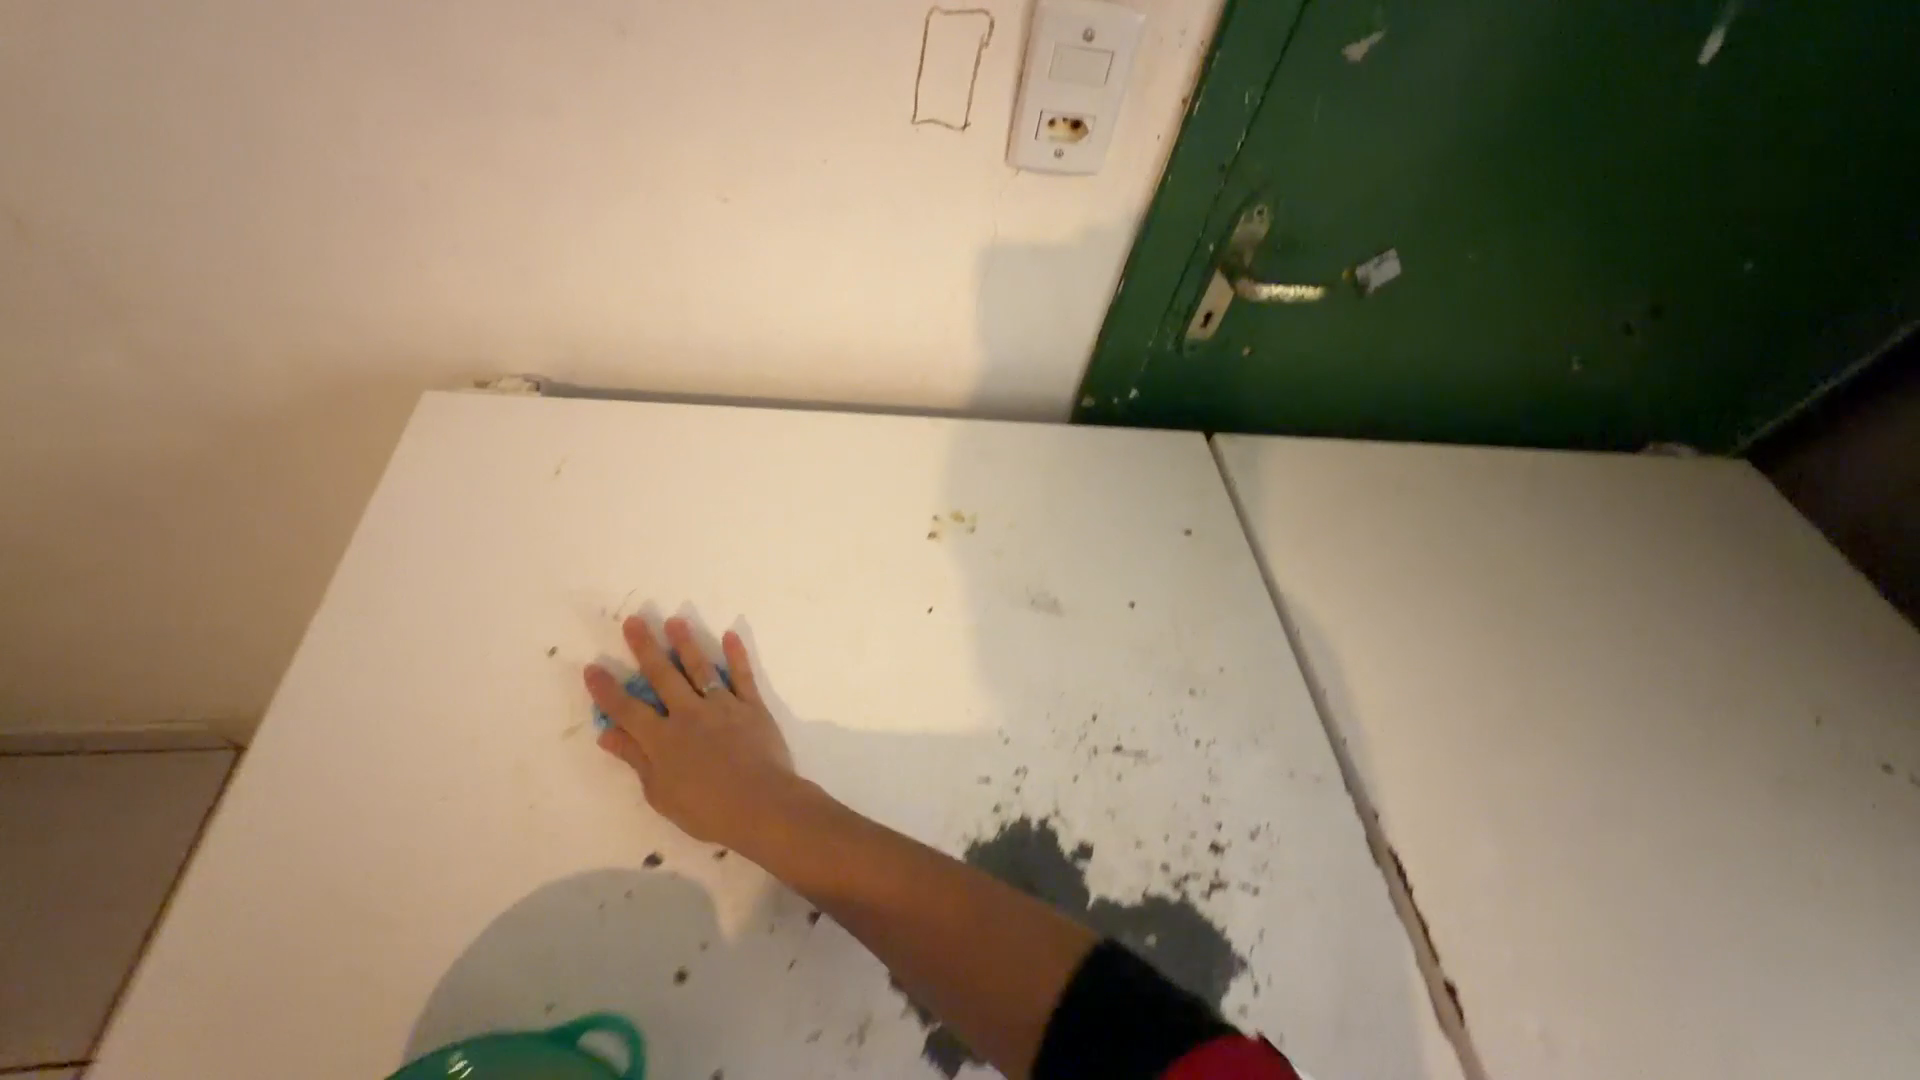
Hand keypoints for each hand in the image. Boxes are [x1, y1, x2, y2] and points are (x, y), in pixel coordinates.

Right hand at [585, 616, 798, 848]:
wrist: (761, 804)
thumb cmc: (707, 810)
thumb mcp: (660, 793)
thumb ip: (636, 759)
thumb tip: (607, 734)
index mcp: (662, 739)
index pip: (627, 709)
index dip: (607, 689)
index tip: (592, 667)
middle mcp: (689, 714)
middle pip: (663, 676)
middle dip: (646, 647)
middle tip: (635, 621)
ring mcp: (723, 706)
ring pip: (700, 668)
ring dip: (687, 643)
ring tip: (676, 620)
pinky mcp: (753, 707)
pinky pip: (743, 675)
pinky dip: (737, 655)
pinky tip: (729, 635)